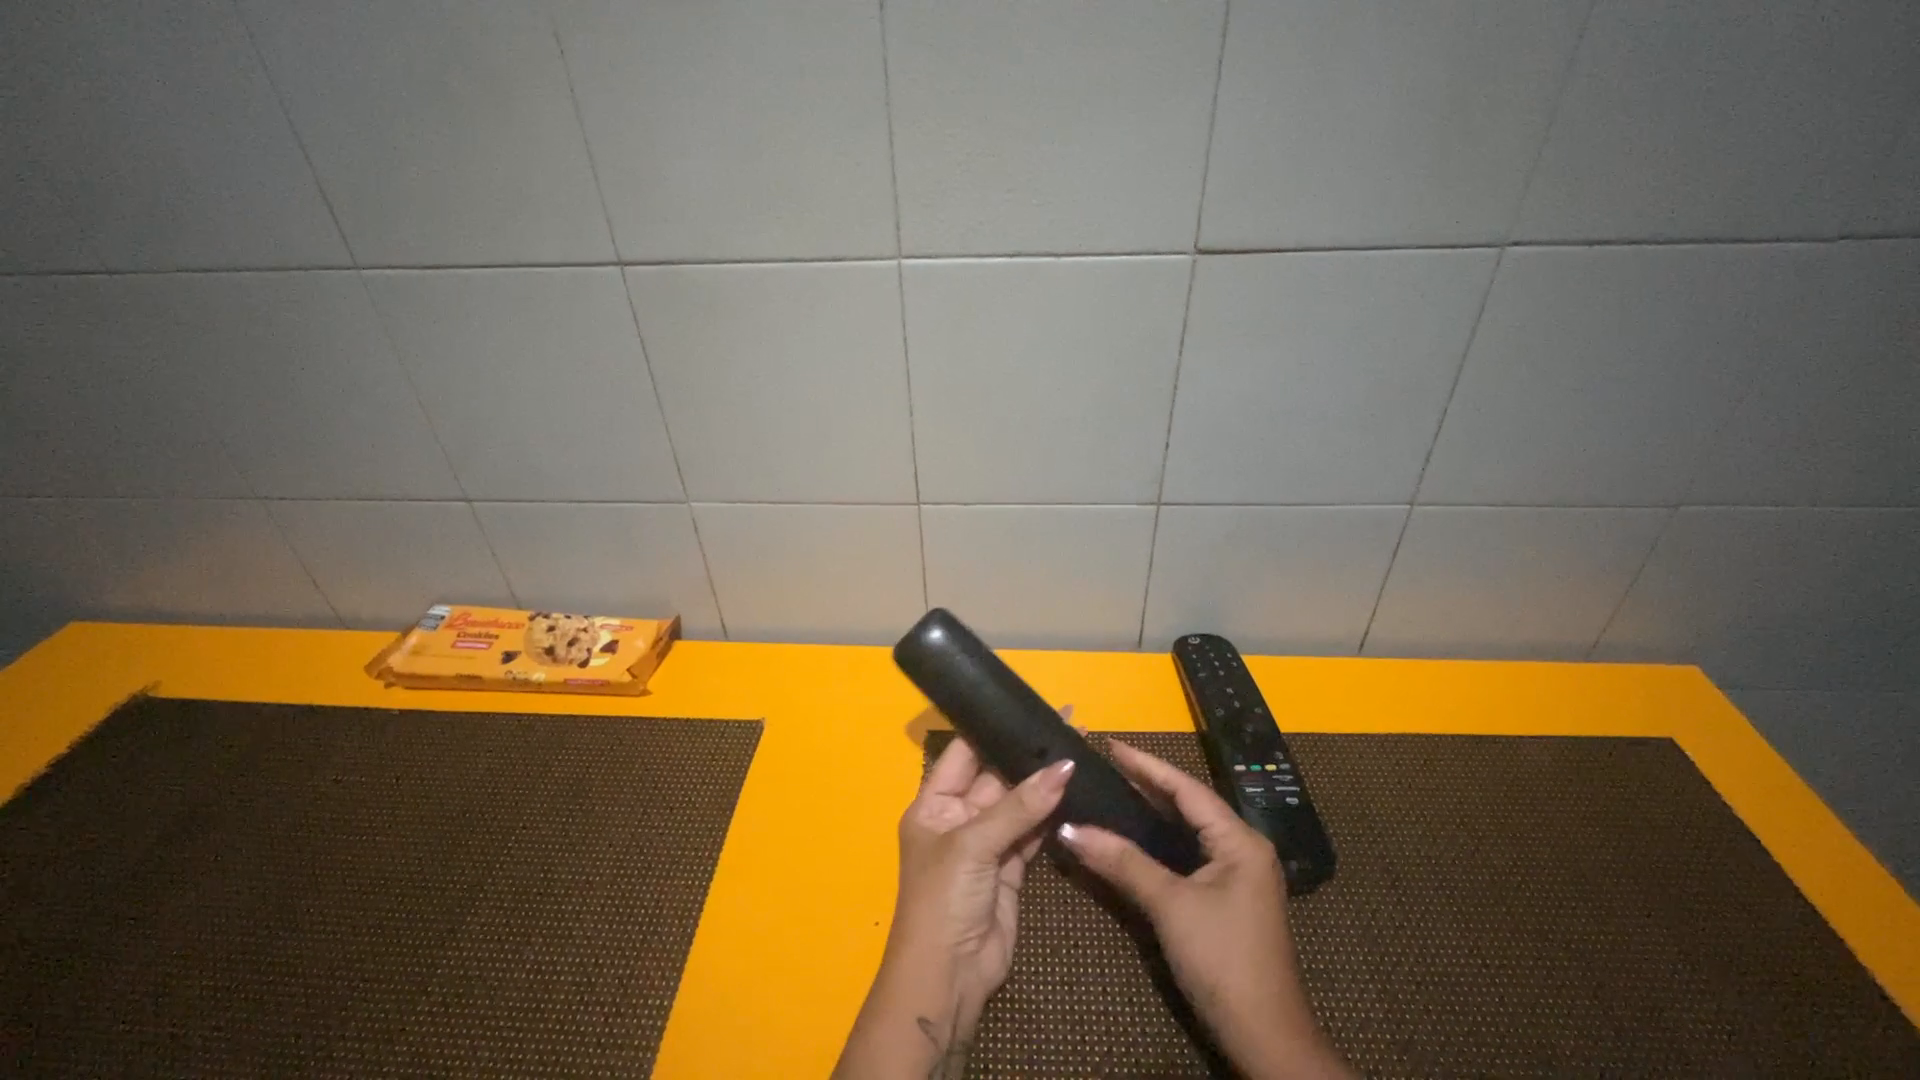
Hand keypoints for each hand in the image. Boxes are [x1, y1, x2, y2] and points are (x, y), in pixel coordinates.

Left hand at [835, 736, 1072, 1079]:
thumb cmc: (943, 899)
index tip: (1027, 705)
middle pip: (995, 775)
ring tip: (1079, 748)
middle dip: (1027, 755)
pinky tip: (1075, 792)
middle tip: (1068, 723)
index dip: (992, 729)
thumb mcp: (974, 845)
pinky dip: (1051, 815)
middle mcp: (958, 817)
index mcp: (933, 803)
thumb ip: (1020, 806)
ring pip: (1018, 803)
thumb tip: (1065, 766)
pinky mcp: (1010, 868)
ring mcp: (986, 843)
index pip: (964, 753)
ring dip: (1044, 782)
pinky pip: (1032, 832)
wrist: (948, 976)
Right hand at [1058, 740, 1352, 1079]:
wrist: (1263, 1034)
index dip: (1147, 765)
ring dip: (1153, 814)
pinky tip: (1135, 839)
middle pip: (1190, 806)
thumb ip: (1123, 862)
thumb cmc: (1221, 959)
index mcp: (1240, 840)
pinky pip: (1189, 855)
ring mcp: (1238, 876)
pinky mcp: (1228, 899)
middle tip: (1106, 764)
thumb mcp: (1170, 905)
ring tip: (1114, 790)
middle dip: (1149, 785)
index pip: (1187, 789)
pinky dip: (1160, 843)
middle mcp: (1244, 849)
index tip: (1110, 745)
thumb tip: (1072, 828)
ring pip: (1188, 832)